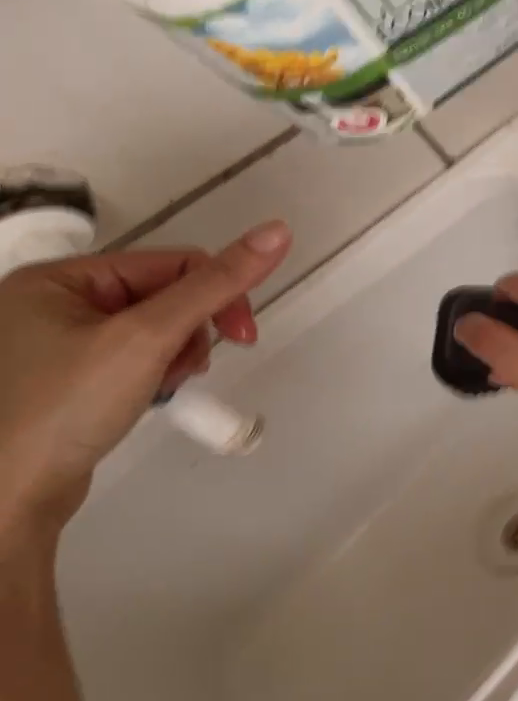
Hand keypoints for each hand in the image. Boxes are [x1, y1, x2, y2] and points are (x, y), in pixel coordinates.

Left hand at [0, 221, 291, 536]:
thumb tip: (279, 229)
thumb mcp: (150, 336)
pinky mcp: (63, 375)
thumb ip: (218, 282)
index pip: (174, 263)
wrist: (6, 498)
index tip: (240, 336)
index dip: (217, 294)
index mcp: (55, 280)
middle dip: (193, 330)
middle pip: (166, 294)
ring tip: (168, 383)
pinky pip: (134, 352)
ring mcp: (51, 341)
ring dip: (180, 352)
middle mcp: (48, 302)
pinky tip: (152, 392)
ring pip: (156, 325)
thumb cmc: (67, 406)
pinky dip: (157, 369)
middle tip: (194, 364)